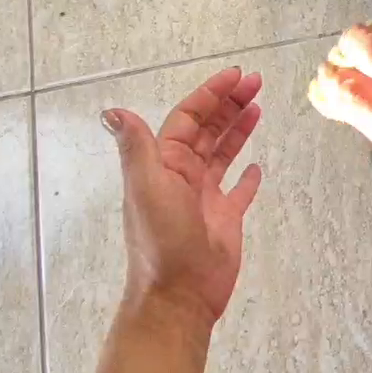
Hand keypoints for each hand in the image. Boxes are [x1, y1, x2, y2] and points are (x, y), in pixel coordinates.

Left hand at [101, 69, 264, 329]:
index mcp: (165, 165)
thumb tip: (112, 111)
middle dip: (229, 104)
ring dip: (238, 129)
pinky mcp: (225, 219)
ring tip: (259, 107)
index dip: (210, 94)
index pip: (188, 118)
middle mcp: (183, 176)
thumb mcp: (147, 188)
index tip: (236, 76)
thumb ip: (136, 148)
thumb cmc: (164, 240)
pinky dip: (246, 177)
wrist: (179, 296)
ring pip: (222, 153)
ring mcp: (205, 198)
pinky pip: (238, 191)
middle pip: (207, 130)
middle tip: (257, 83)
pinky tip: (257, 166)